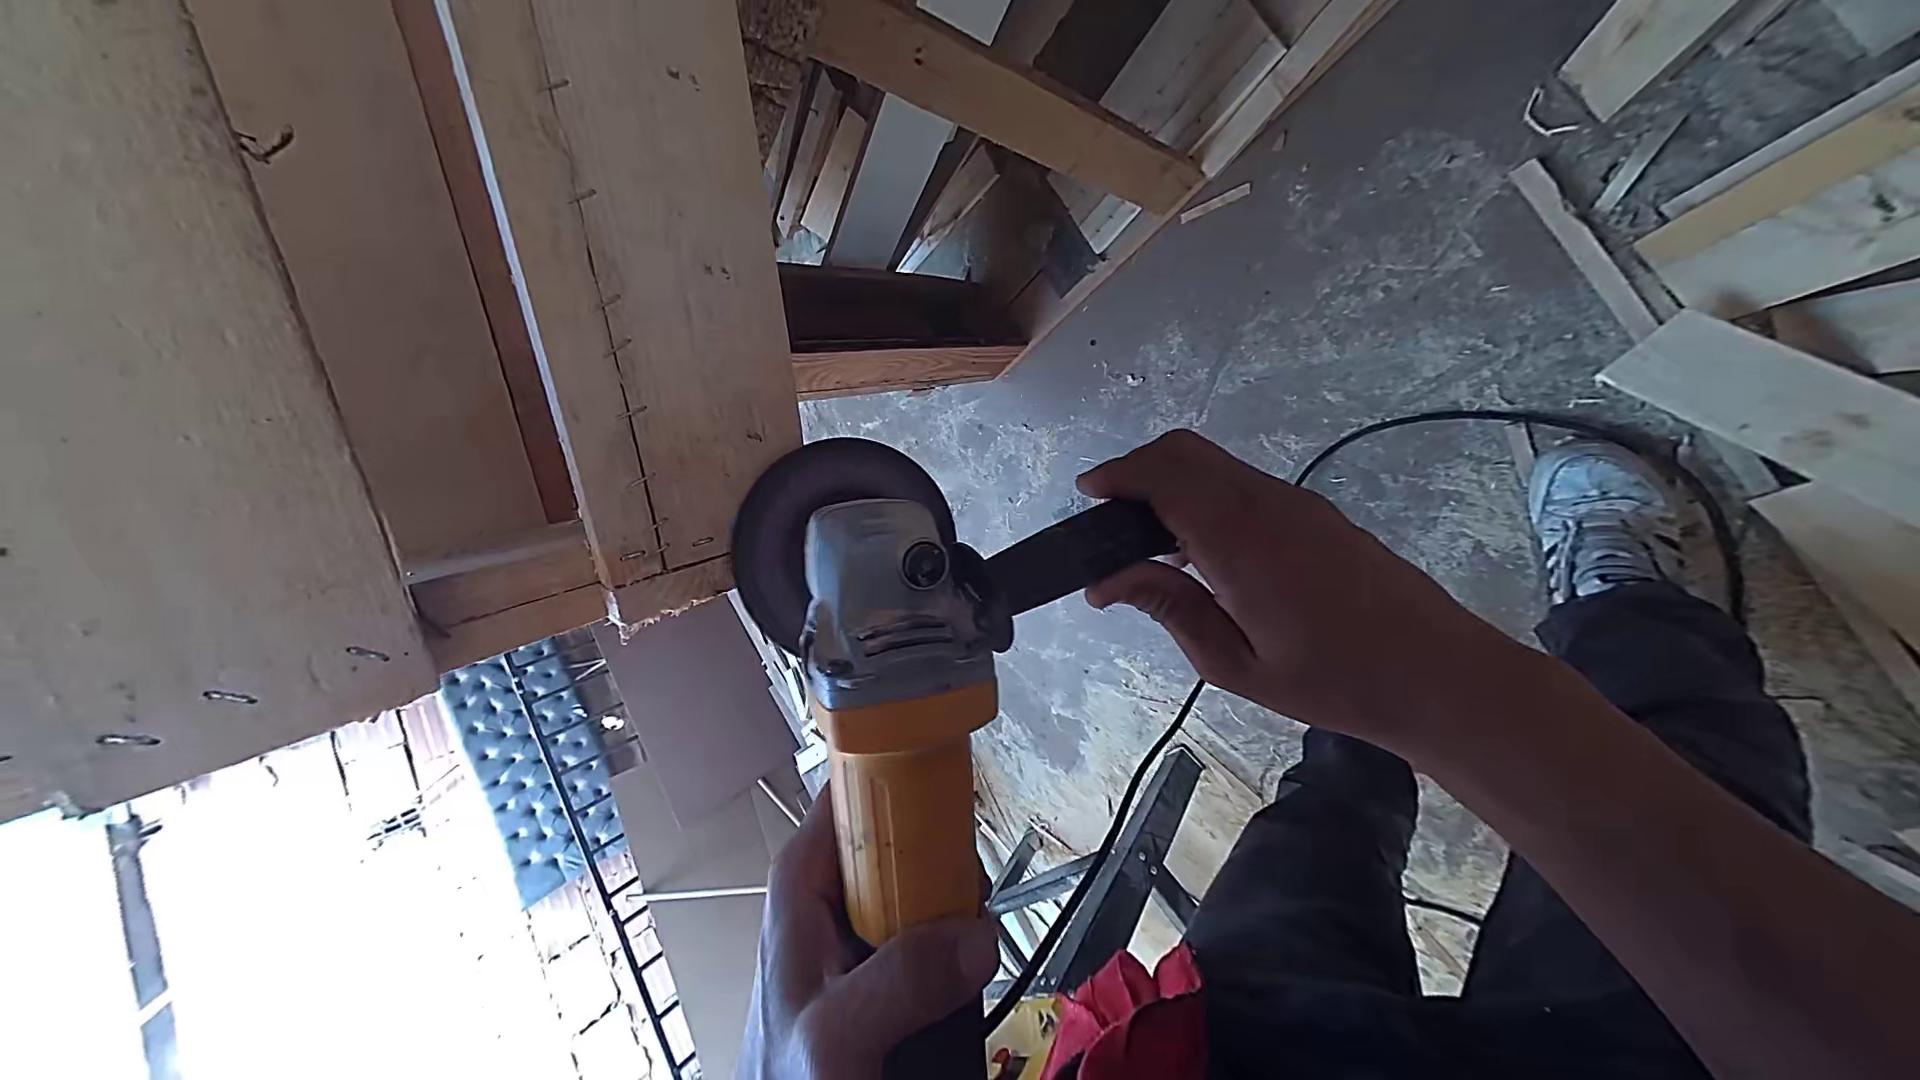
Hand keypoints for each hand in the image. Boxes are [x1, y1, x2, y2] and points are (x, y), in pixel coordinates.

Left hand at [739, 787, 998, 1079]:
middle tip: (964, 894)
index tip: (948, 789)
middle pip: (900, 828)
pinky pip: (935, 917)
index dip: (900, 776)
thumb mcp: (836, 1033)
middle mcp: (833, 884)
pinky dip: (956, 933)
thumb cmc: (786, 1079)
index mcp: (805, 873)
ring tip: (962, 938)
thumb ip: (901, 980)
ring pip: (924, 873)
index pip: (853, 788)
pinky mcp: (886, 949)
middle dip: (941, 856)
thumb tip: (976, 935)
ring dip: (954, 901)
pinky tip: (960, 963)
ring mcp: (863, 916)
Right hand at [1079, 430, 1530, 754]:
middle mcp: (1266, 504)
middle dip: (1134, 467)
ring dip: (1166, 480)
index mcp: (1240, 541)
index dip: (1117, 474)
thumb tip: (1106, 583)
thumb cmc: (1333, 681)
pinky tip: (1194, 544)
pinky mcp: (1310, 511)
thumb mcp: (1233, 663)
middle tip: (1107, 514)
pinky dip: (1198, 492)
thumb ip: (1169, 608)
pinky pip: (1237, 481)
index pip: (1164, 476)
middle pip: (1184, 451)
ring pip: (1212, 462)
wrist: (1440, 675)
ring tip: (1142, 534)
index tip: (1087, 494)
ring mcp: (1294, 502)